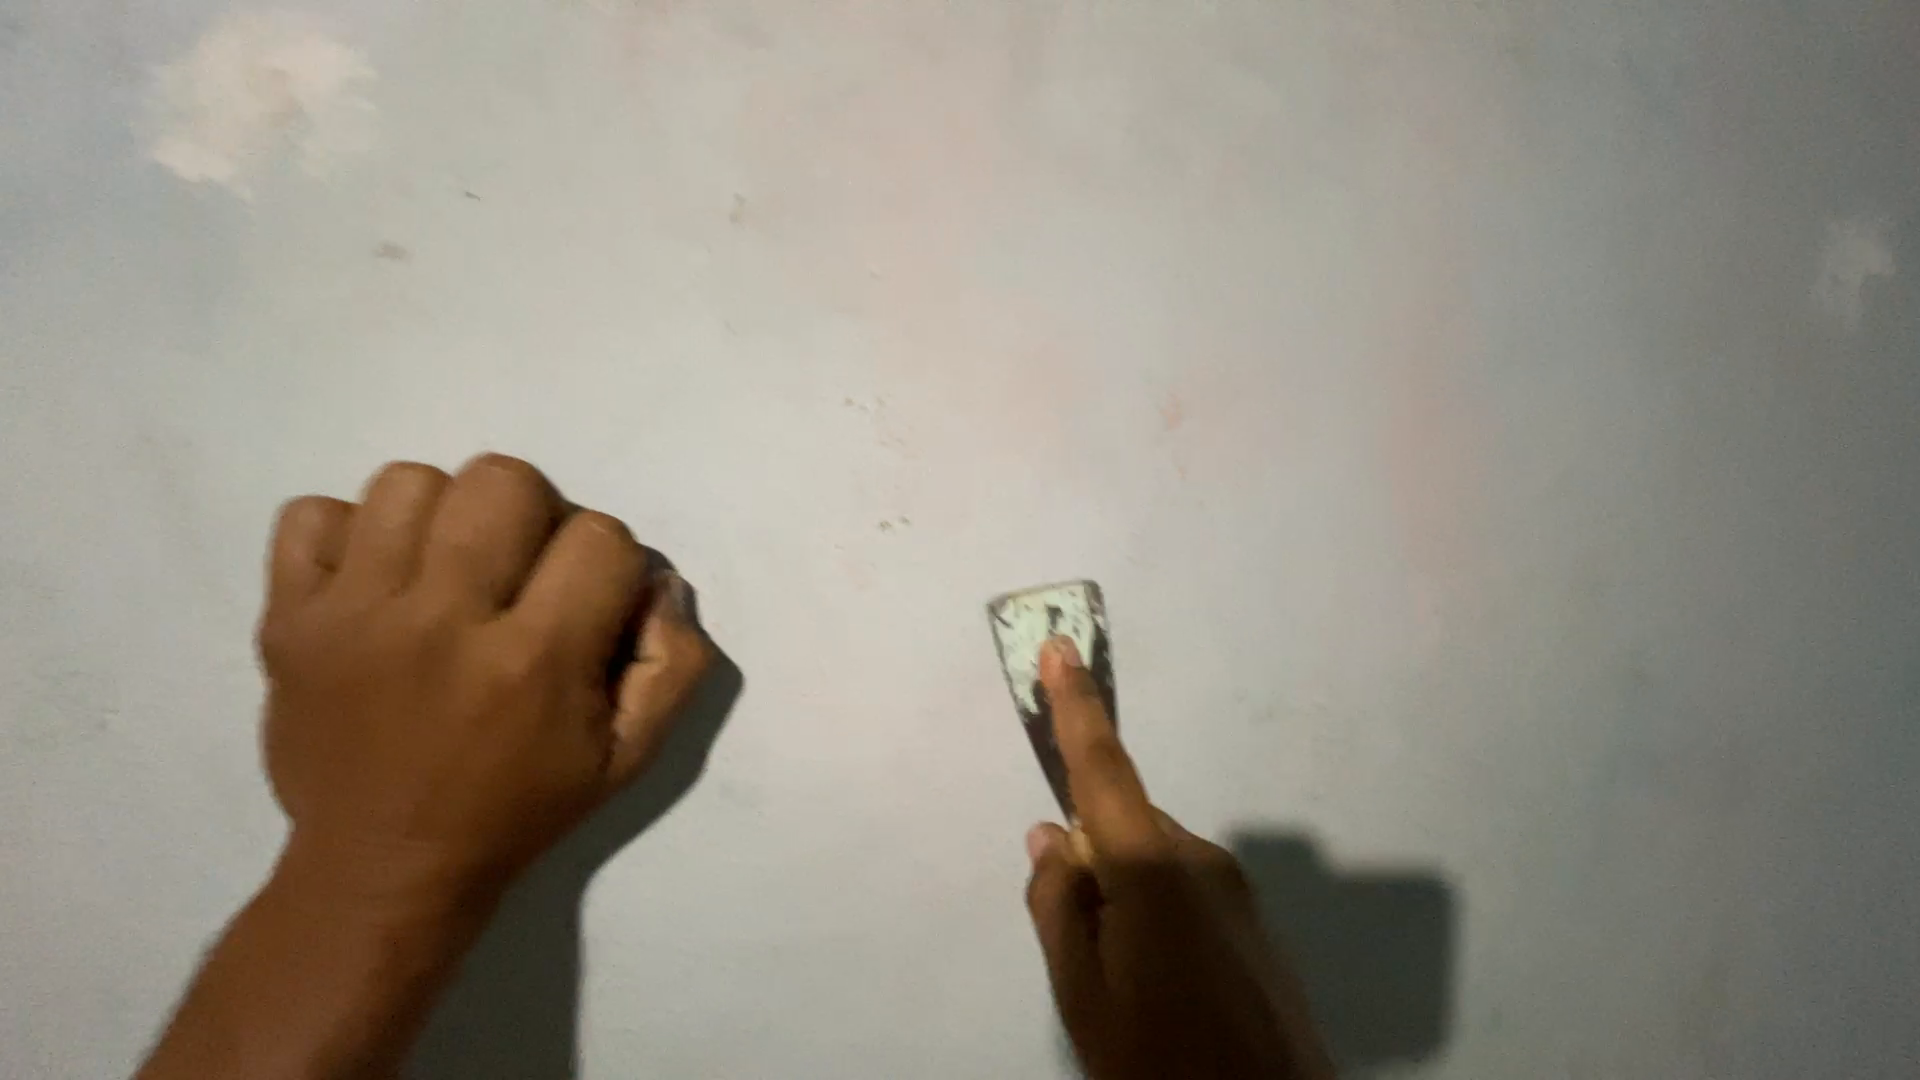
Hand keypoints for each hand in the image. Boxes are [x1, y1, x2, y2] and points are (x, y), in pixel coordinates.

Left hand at [259, 454, 713, 897]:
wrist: (385, 864)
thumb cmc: (525, 803)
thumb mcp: (634, 754)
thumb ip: (676, 664)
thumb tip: (661, 582)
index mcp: (536, 660)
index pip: (602, 536)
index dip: (613, 561)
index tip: (593, 603)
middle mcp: (443, 623)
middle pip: (504, 480)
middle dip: (538, 515)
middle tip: (526, 571)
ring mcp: (353, 616)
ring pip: (411, 482)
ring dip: (451, 517)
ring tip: (454, 573)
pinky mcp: (285, 620)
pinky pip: (314, 513)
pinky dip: (357, 533)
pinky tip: (384, 582)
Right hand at [1024, 638, 1334, 1079]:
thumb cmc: (1159, 1058)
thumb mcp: (1082, 995)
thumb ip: (1058, 904)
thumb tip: (1051, 837)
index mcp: (1151, 869)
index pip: (1101, 768)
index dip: (1077, 706)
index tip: (1061, 649)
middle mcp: (1200, 860)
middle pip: (1122, 829)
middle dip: (1093, 859)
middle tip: (1083, 940)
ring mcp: (1235, 889)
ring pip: (1153, 861)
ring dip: (1126, 894)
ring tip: (1128, 978)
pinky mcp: (1254, 918)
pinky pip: (1186, 887)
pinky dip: (1157, 911)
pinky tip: (1167, 983)